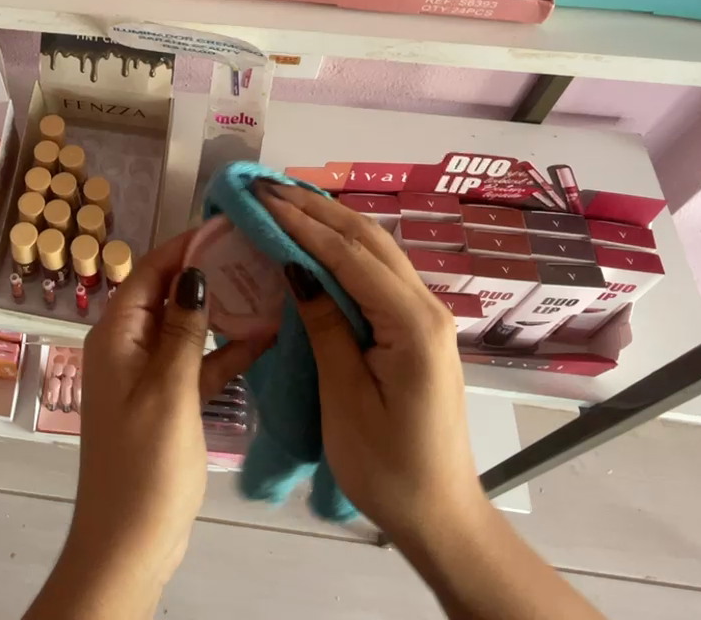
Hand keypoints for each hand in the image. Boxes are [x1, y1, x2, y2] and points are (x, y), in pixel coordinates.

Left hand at [28, 232, 268, 617]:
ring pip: (186, 326)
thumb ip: (181, 329)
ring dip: (220, 309)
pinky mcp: (166, 400)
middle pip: (168, 293)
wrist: (129, 543)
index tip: (228, 225)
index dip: (185, 245)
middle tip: (256, 251)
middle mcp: (127, 345)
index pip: (149, 270)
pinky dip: (223, 350)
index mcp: (117, 334)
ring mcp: (146, 374)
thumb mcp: (167, 390)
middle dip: (207, 271)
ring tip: (265, 285)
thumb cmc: (145, 464)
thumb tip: (192, 270)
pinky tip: (263, 339)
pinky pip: (195, 362)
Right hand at [256, 183, 486, 545]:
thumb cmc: (387, 467)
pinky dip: (343, 246)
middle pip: (368, 239)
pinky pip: (377, 271)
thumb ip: (325, 326)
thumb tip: (296, 267)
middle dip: (315, 208)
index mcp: (412, 324)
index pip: (350, 256)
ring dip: (330, 220)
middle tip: (266, 187)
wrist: (439, 514)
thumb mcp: (344, 399)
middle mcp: (425, 307)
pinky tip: (316, 239)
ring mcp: (424, 315)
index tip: (260, 198)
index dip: (302, 223)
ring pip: (376, 249)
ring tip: (285, 198)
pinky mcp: (416, 327)